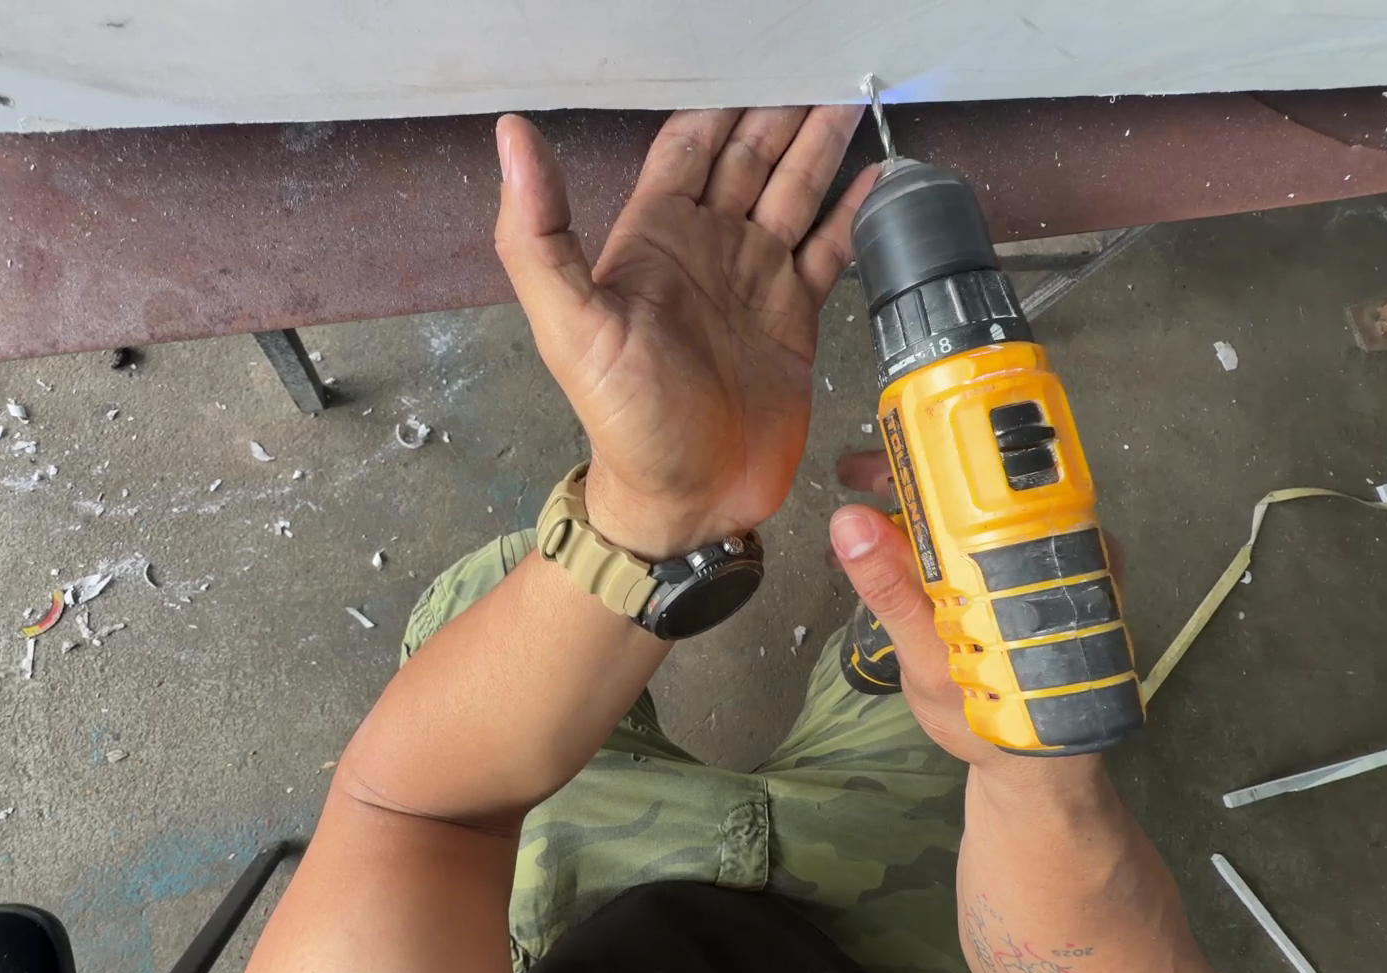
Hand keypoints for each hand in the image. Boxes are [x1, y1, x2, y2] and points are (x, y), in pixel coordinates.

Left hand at [495, 108, 877, 559]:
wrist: (686, 498)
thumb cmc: (629, 421)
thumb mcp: (572, 328)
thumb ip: (539, 236)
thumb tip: (510, 136)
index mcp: (655, 240)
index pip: (689, 146)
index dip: (722, 103)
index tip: (760, 59)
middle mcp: (707, 250)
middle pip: (751, 158)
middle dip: (783, 112)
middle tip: (824, 64)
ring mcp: (755, 282)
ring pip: (794, 194)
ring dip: (822, 149)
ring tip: (855, 100)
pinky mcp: (795, 319)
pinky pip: (828, 250)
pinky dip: (852, 214)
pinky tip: (877, 180)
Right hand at [828, 451, 1126, 779]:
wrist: (1033, 765)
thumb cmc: (992, 718)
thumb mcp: (931, 659)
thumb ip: (894, 592)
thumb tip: (849, 522)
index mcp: (1047, 553)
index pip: (988, 476)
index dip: (926, 456)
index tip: (873, 455)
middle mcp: (1055, 543)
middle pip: (976, 484)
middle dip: (906, 477)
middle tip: (848, 476)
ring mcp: (1038, 559)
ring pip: (971, 509)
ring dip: (908, 506)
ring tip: (854, 522)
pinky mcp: (1021, 575)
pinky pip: (971, 537)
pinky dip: (925, 535)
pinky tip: (887, 550)